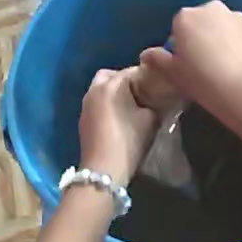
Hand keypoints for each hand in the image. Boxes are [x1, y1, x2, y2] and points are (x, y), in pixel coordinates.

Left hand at [79, 67, 158, 184]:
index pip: (131, 71)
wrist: (104, 169)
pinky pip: (96, 102)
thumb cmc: (129, 141)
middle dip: (124, 80)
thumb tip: (157, 99)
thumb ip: (154, 103)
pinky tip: (118, 117)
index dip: (147, 76)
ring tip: (131, 105)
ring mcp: (85, 105)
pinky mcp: (82, 119)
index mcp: (111, 85)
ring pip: (100, 89)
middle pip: (110, 75)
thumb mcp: (150, 119)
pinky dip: (106, 104)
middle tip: (141, 92)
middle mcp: (94, 89)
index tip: (158, 84)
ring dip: (114, 92)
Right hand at [138, 0, 241, 117]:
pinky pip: (240, 34)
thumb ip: (157, 60)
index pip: (177, 27)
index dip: (180, 46)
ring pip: (222, 26)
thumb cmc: (203, 80)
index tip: (184, 64)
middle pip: (200, 21)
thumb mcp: (173, 74)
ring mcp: (236, 17)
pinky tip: (239, 65)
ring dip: (220, 38)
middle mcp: (211, 9)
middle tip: (202, 64)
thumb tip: (146, 54)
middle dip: (200, 37)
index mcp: (186, 17)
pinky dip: (238, 44)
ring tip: (223, 65)